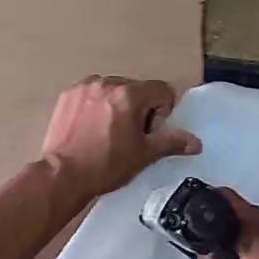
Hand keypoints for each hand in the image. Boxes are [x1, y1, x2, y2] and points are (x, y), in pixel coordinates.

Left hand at [39, 77, 200, 202]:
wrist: (63, 175)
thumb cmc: (105, 166)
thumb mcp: (144, 155)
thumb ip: (171, 142)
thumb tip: (195, 142)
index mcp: (129, 95)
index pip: (161, 90)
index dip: (162, 112)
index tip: (149, 131)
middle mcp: (107, 83)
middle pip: (136, 89)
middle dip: (139, 109)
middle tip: (128, 136)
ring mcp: (84, 87)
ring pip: (113, 90)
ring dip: (117, 106)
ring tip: (107, 133)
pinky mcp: (68, 95)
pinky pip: (91, 94)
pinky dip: (96, 106)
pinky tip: (91, 129)